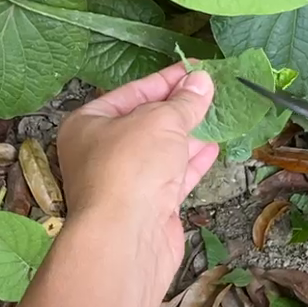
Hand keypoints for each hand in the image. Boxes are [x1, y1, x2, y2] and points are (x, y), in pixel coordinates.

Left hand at [57, 64, 216, 302]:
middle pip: (145, 122)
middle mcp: (100, 151)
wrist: (125, 238)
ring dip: (189, 134)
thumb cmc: (131, 166)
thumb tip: (202, 80)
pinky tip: (214, 146)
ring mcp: (124, 181)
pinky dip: (191, 161)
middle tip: (211, 90)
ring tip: (219, 114)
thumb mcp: (160, 121)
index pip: (131, 92)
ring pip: (160, 151)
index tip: (195, 68)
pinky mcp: (147, 206)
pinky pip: (171, 176)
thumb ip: (184, 102)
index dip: (165, 79)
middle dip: (178, 107)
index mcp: (88, 123)